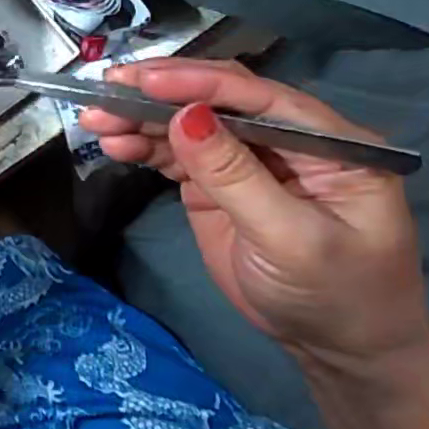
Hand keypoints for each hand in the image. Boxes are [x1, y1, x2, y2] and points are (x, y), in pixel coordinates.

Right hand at [78, 58, 428, 377]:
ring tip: (95, 118)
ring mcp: (245, 160)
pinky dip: (143, 147)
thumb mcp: (288, 237)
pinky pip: (175, 155)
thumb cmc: (333, 295)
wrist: (332, 348)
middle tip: (107, 89)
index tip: (146, 80)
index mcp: (326, 141)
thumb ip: (235, 175)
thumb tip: (187, 117)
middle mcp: (283, 139)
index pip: (259, 99)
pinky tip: (115, 143)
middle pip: (216, 102)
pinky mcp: (215, 183)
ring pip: (188, 126)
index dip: (200, 83)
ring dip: (141, 119)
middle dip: (160, 95)